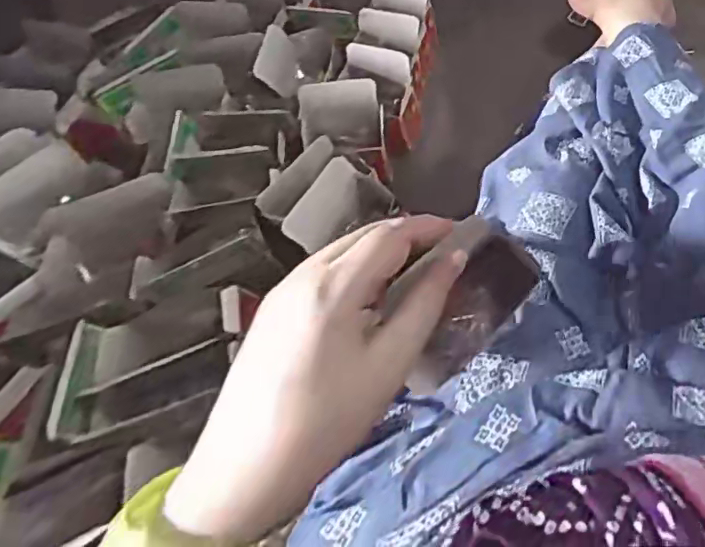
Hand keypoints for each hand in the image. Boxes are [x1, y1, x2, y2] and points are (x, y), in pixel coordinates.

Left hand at [162, 216, 465, 541]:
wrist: (240, 478)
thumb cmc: (326, 421)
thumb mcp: (390, 362)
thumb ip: (426, 302)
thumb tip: (454, 259)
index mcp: (333, 284)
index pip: (392, 232)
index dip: (431, 226)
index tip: (464, 233)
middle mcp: (304, 273)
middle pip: (367, 233)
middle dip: (411, 234)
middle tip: (446, 252)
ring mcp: (284, 289)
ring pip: (346, 248)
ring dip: (385, 248)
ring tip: (417, 271)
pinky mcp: (273, 307)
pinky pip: (327, 268)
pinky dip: (360, 266)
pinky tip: (374, 294)